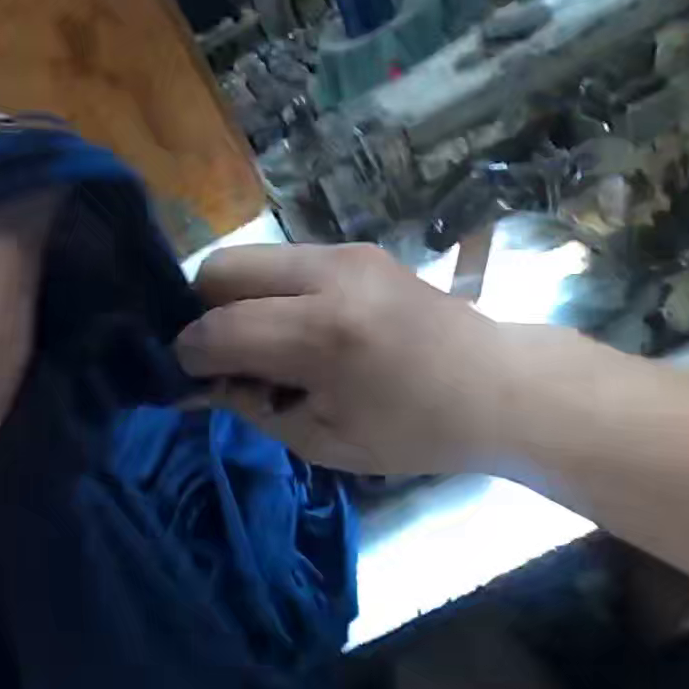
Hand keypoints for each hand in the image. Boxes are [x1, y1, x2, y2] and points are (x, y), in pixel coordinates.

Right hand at [176, 244, 561, 476]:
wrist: (500, 385)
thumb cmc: (416, 431)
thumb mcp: (323, 440)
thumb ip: (249, 405)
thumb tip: (195, 385)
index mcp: (324, 334)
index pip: (219, 328)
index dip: (190, 355)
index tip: (189, 377)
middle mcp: (329, 274)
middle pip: (221, 268)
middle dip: (202, 311)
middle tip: (220, 355)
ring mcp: (344, 252)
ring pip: (249, 257)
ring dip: (235, 298)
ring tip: (259, 343)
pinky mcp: (355, 247)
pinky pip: (282, 261)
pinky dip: (268, 291)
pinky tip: (292, 327)